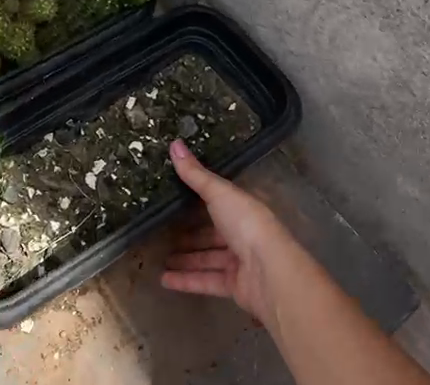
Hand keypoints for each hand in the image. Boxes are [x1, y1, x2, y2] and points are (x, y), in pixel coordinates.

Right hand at [162, 138, 302, 322]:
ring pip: (207, 258)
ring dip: (184, 259)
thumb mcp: (219, 192)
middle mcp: (242, 234)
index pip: (216, 204)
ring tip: (158, 257)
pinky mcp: (234, 286)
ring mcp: (239, 262)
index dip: (195, 203)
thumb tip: (174, 142)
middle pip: (210, 234)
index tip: (171, 200)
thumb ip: (195, 174)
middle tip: (160, 232)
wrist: (270, 272)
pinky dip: (187, 281)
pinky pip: (207, 281)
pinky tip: (164, 279)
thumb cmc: (246, 224)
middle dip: (187, 235)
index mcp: (241, 209)